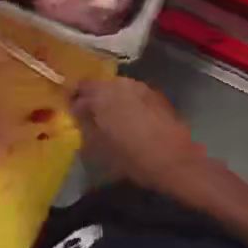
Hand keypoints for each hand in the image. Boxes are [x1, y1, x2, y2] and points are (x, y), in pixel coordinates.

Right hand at [72, 79, 208, 197]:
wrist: (177, 162)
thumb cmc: (135, 159)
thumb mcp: (102, 149)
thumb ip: (87, 130)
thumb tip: (79, 120)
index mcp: (103, 96)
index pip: (80, 89)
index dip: (73, 101)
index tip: (70, 113)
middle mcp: (121, 85)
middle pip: (99, 85)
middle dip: (91, 97)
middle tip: (87, 113)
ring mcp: (140, 87)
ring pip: (117, 87)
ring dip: (109, 98)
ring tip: (107, 115)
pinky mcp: (156, 95)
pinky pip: (132, 93)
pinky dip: (126, 101)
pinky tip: (127, 116)